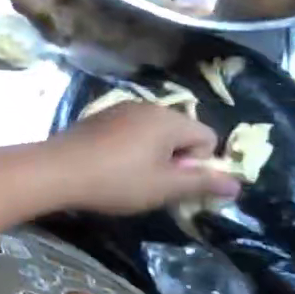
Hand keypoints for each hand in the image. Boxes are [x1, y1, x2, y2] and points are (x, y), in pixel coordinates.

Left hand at [44, 101, 240, 215]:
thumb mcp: (164, 187)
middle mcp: (147, 106)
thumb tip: (236, 185)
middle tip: (152, 183)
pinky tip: (110, 167)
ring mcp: (120, 108)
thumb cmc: (117, 180)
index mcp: (168, 118)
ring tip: (129, 178)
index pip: (207, 137)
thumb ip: (201, 183)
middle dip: (175, 158)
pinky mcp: (99, 117)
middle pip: (180, 132)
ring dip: (152, 154)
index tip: (172, 182)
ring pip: (154, 132)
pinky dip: (129, 148)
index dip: (198, 164)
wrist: (58, 169)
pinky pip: (129, 131)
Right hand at [206, 191, 294, 293]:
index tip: (205, 193)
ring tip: (202, 233)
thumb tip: (201, 217)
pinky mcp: (293, 287)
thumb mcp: (276, 272)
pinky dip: (241, 257)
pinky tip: (218, 257)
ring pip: (261, 241)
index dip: (239, 197)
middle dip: (233, 217)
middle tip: (198, 212)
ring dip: (234, 239)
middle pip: (265, 221)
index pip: (271, 202)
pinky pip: (261, 261)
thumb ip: (241, 243)